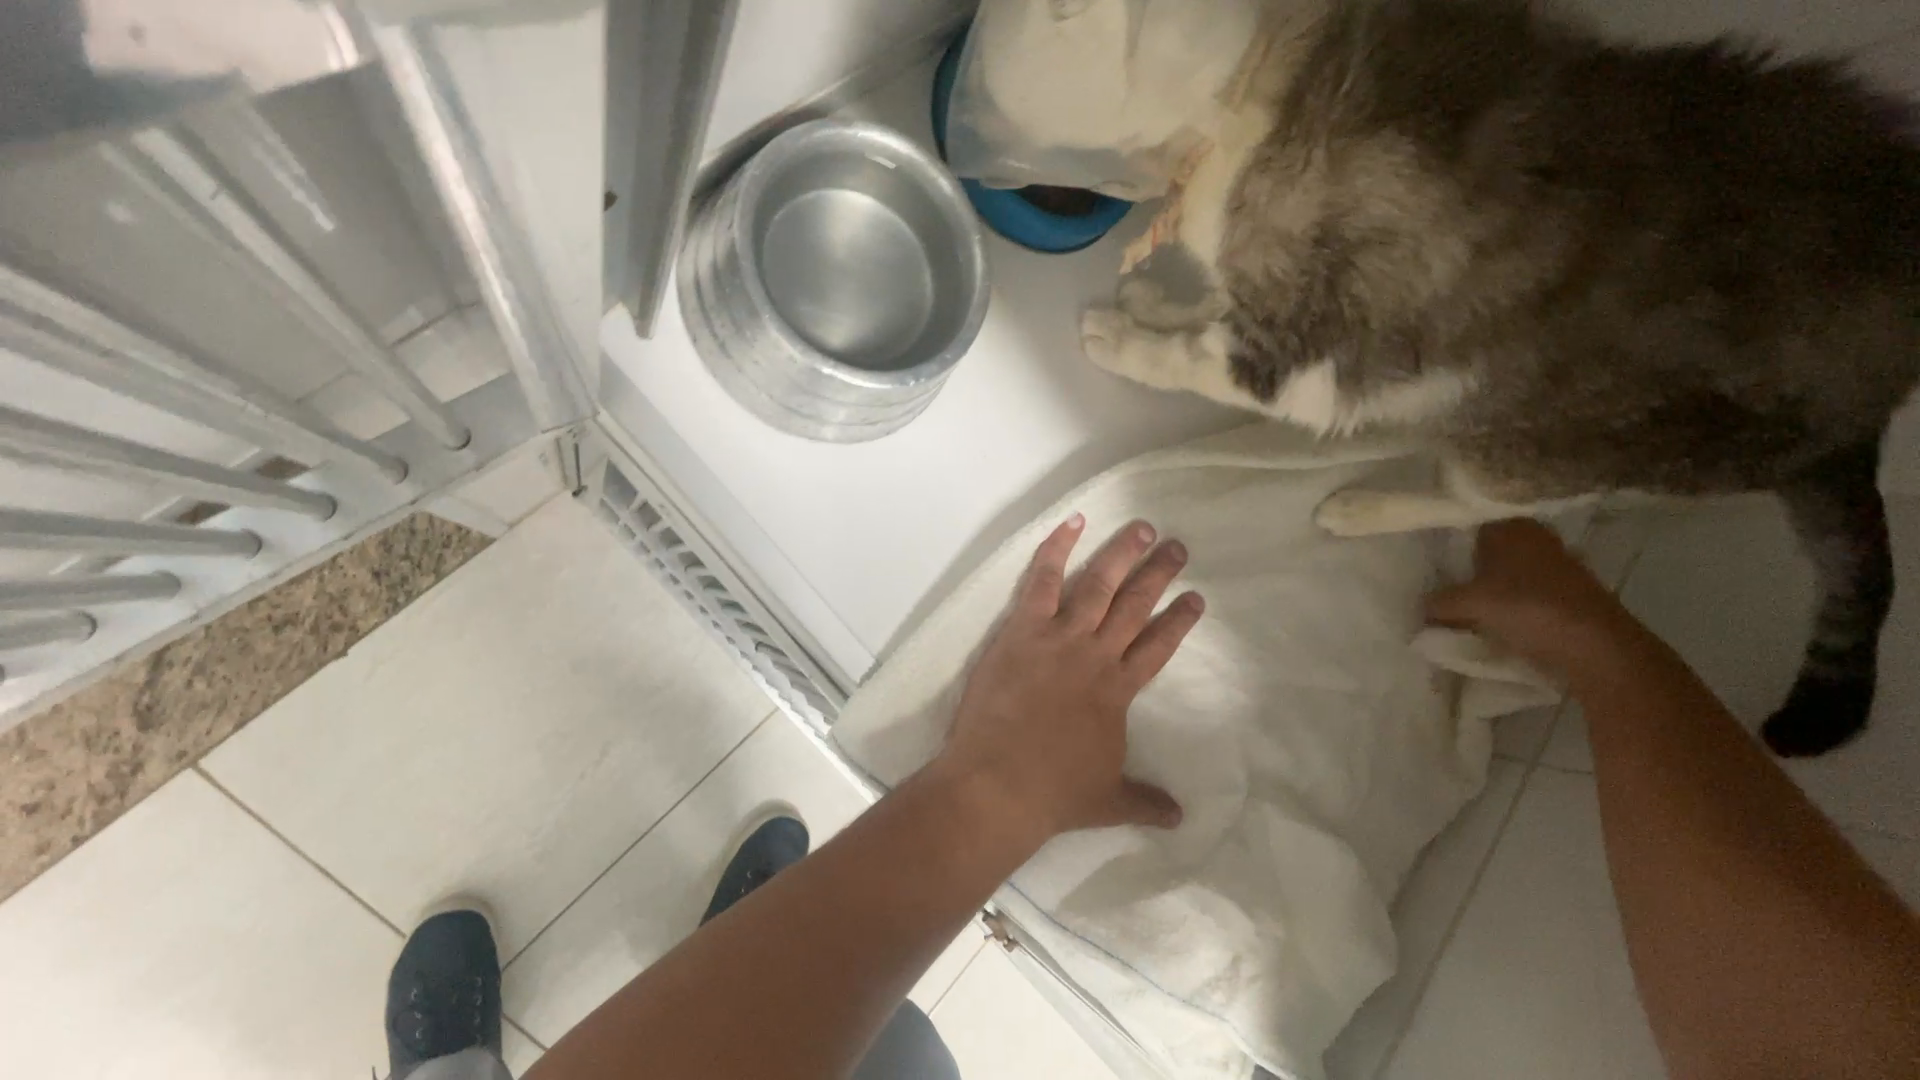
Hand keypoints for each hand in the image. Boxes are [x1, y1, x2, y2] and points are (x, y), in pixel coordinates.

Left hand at [933, 515, 1203, 846]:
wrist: (999, 785)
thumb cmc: (1053, 794)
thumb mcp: (1109, 801)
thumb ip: (1145, 801)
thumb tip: (1180, 818)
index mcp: (1118, 691)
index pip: (1158, 647)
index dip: (1179, 621)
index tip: (1196, 598)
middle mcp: (1095, 656)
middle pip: (1135, 606)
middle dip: (1159, 574)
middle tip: (1178, 547)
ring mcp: (1059, 639)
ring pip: (1098, 585)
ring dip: (1122, 553)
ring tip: (1143, 527)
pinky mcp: (1022, 630)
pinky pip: (1042, 580)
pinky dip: (1057, 548)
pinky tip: (1073, 522)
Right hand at [1426, 518, 1641, 677]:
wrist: (1596, 648)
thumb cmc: (1528, 608)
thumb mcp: (1469, 604)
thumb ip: (1439, 602)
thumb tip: (1421, 607)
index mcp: (1512, 526)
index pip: (1469, 526)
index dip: (1448, 545)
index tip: (1429, 565)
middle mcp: (1537, 537)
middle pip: (1489, 551)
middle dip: (1468, 569)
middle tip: (1440, 590)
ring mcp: (1559, 565)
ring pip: (1509, 574)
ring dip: (1490, 591)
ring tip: (1463, 611)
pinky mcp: (1571, 593)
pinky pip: (1527, 594)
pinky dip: (1512, 606)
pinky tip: (1496, 624)